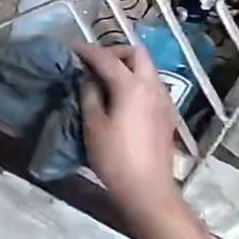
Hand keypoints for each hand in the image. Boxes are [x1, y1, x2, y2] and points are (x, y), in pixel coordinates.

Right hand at [75, 42, 183, 215]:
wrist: (147, 189)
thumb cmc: (115, 158)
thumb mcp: (93, 125)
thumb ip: (90, 94)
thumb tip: (89, 78)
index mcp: (132, 87)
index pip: (107, 58)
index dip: (87, 51)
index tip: (71, 48)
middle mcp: (153, 86)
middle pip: (136, 54)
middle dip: (114, 52)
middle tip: (93, 63)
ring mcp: (164, 100)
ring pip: (147, 69)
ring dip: (126, 67)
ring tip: (105, 80)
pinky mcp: (167, 114)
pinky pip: (151, 85)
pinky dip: (135, 82)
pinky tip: (121, 99)